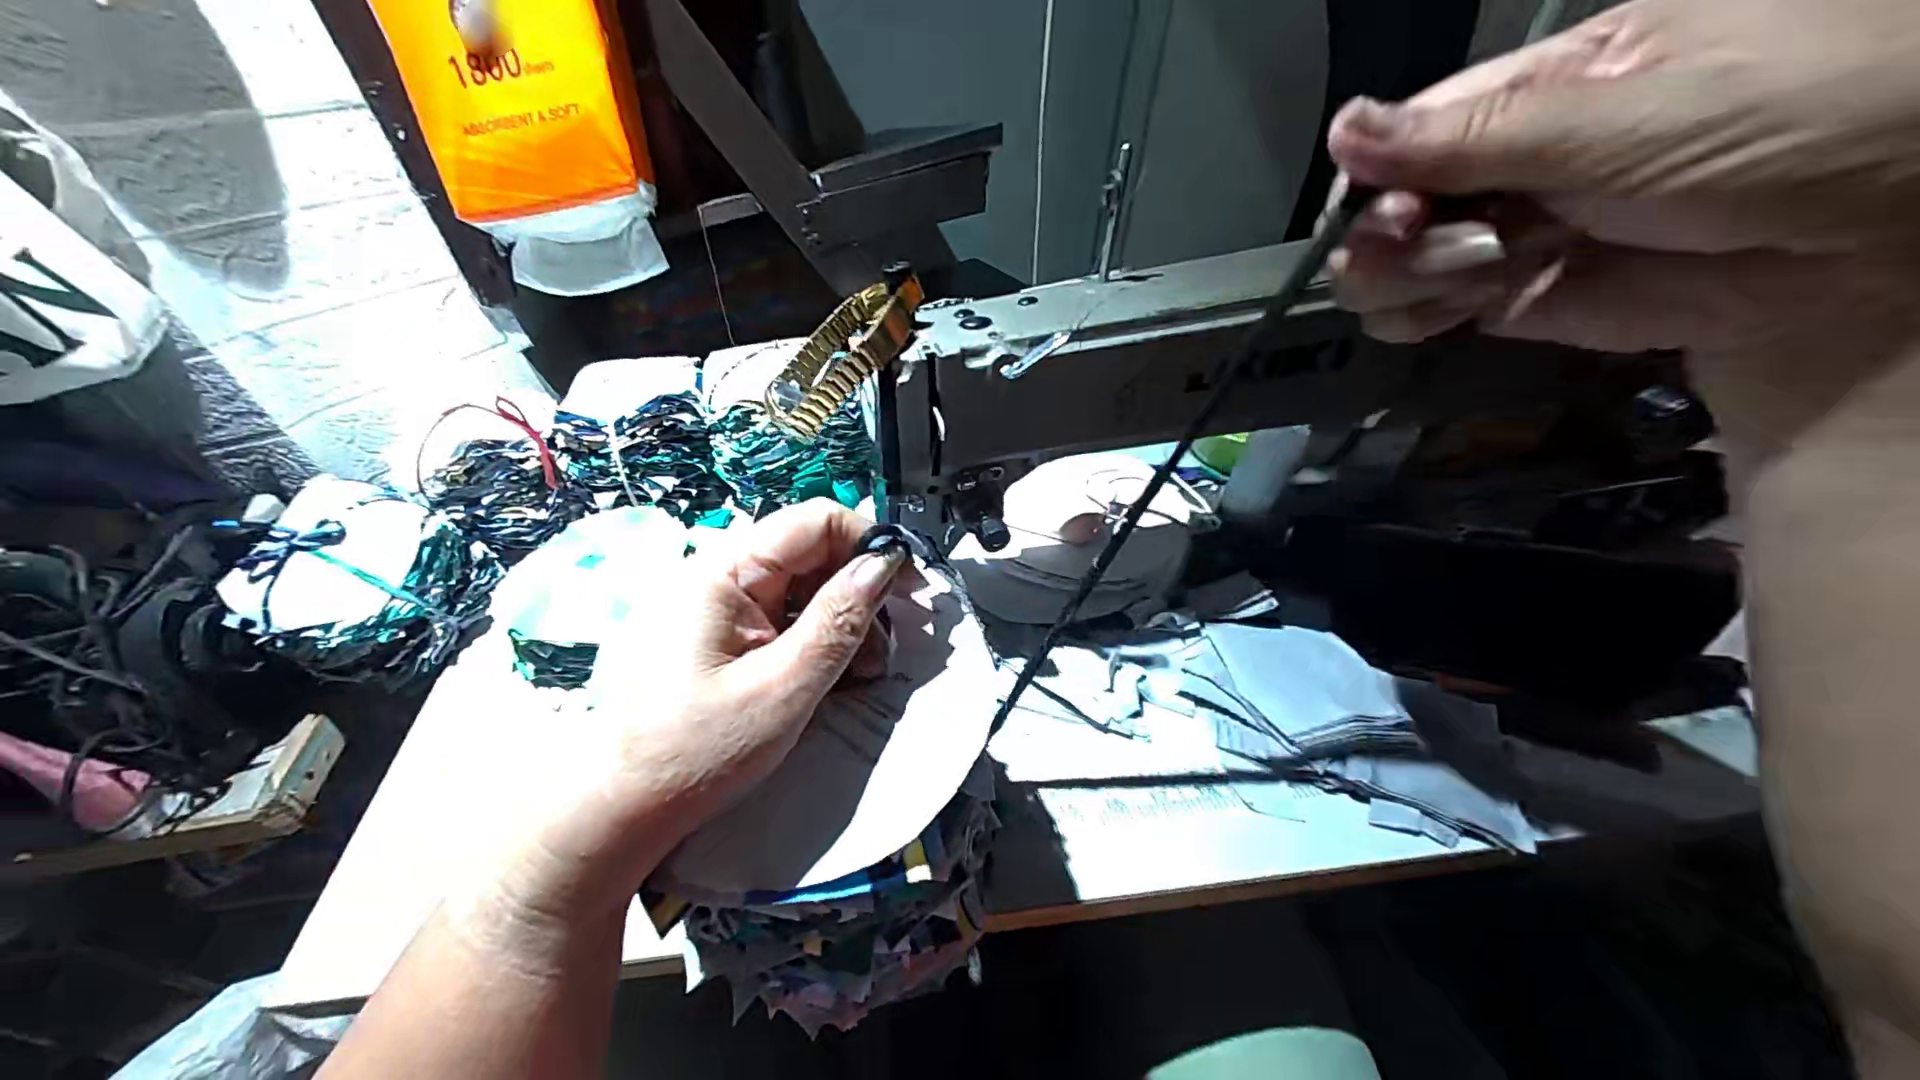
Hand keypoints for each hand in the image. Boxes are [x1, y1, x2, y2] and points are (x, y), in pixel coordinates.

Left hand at [481, 500, 907, 921]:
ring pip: (803, 586)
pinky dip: (816, 638)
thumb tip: (885, 563)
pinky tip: (832, 674)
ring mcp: (717, 604)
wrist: (616, 809)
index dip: (870, 544)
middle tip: (886, 647)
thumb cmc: (695, 751)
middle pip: (812, 553)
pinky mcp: (719, 632)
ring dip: (843, 620)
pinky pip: (782, 615)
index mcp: (725, 571)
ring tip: (862, 670)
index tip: (909, 588)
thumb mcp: (783, 687)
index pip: (816, 521)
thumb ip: (838, 620)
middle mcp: (718, 573)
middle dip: (860, 591)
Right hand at [1319, 0, 1919, 480]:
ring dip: (1408, 286)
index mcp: (1519, 99)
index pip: (1392, 146)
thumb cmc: (1792, 122)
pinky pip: (1418, 317)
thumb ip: (1474, 134)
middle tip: (1470, 248)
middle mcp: (1490, 172)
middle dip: (1393, 245)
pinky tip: (1470, 308)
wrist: (1904, 223)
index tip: (1401, 215)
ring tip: (1489, 278)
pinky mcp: (1506, 301)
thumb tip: (1342, 129)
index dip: (1371, 188)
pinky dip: (1421, 320)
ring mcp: (1492, 241)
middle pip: (1373, 219)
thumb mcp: (1626, 115)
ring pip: (1381, 274)